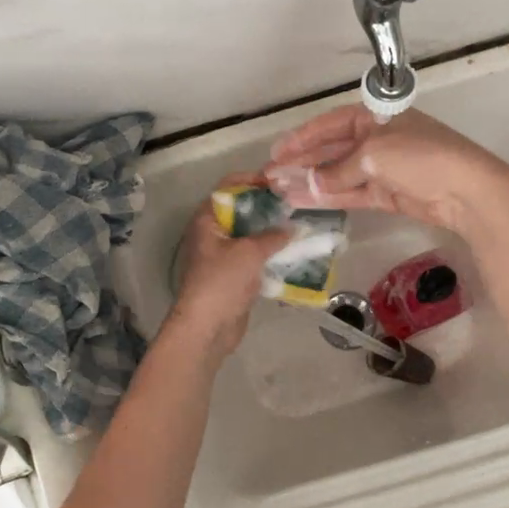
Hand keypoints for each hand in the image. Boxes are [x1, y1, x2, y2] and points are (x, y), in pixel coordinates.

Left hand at [168, 175, 290, 355]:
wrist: (207, 327)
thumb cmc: (222, 281)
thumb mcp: (249, 252)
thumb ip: (273, 236)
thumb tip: (292, 228)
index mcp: (208, 220)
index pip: (228, 187)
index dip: (251, 180)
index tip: (278, 182)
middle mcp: (214, 234)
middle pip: (242, 211)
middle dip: (268, 208)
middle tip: (296, 205)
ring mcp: (224, 256)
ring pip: (251, 237)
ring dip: (273, 234)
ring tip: (301, 228)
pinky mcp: (235, 277)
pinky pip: (256, 260)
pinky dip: (273, 257)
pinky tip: (296, 256)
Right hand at [263, 105, 508, 234]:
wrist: (466, 191)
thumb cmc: (423, 157)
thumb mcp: (375, 155)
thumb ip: (337, 171)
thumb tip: (307, 183)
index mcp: (376, 117)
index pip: (330, 124)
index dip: (302, 137)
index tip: (277, 152)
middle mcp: (375, 140)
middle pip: (330, 150)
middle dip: (301, 163)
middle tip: (271, 176)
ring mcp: (380, 168)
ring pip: (336, 174)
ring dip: (309, 182)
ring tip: (279, 191)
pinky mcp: (385, 195)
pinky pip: (348, 193)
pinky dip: (326, 197)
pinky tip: (303, 201)